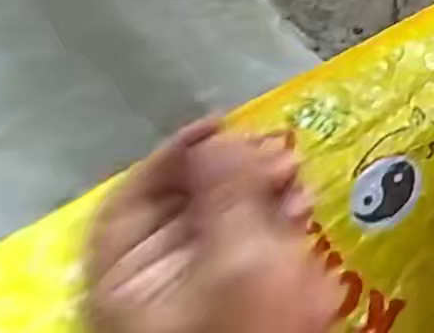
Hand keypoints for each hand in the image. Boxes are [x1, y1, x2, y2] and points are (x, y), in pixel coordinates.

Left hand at [87, 121, 335, 332]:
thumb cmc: (246, 326)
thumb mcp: (239, 258)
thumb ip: (227, 194)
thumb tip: (217, 137)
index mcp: (130, 276)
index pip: (132, 198)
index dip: (175, 154)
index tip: (228, 121)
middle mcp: (156, 276)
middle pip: (185, 199)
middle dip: (235, 166)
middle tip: (279, 150)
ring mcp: (199, 282)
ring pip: (224, 212)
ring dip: (263, 183)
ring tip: (297, 174)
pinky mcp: (238, 286)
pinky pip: (251, 233)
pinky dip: (276, 210)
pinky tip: (303, 204)